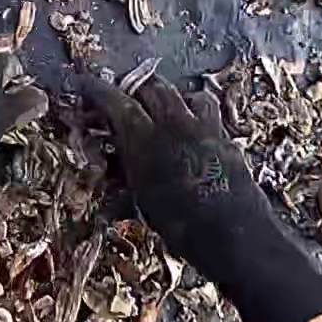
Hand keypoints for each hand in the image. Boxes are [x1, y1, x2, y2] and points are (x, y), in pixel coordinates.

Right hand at [83, 72, 321, 321]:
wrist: (237, 239)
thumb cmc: (180, 225)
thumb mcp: (140, 198)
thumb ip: (125, 169)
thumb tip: (108, 160)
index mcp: (145, 136)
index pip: (115, 100)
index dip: (96, 89)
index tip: (83, 83)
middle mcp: (175, 124)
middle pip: (152, 86)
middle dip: (134, 86)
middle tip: (123, 93)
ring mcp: (206, 129)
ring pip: (187, 95)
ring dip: (172, 96)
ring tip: (165, 107)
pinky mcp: (227, 140)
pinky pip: (211, 116)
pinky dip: (198, 116)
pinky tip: (195, 132)